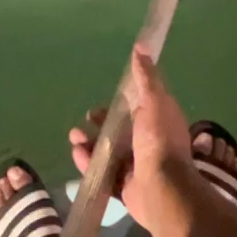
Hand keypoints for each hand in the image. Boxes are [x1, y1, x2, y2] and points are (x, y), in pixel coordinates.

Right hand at [69, 47, 201, 235]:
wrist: (162, 190)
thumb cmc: (158, 141)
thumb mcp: (154, 102)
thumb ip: (146, 77)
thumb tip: (141, 46)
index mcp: (157, 122)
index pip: (136, 108)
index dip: (119, 103)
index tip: (104, 100)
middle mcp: (147, 142)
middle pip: (119, 130)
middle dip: (99, 123)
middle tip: (85, 120)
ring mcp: (135, 165)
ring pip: (107, 151)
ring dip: (89, 142)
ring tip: (75, 138)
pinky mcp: (124, 185)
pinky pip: (102, 172)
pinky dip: (88, 163)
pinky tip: (78, 154)